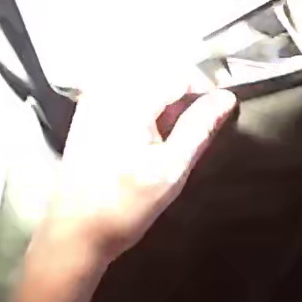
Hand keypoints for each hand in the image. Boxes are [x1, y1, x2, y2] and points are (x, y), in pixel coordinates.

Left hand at [31, 74, 236, 291]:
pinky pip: (124, 89)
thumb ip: (199, 128)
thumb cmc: (124, 207)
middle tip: (199, 122)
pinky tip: (148, 131)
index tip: (218, 111)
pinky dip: (144, 103)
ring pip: (144, 79)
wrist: (75, 230)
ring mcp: (92, 98)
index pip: (179, 72)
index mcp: (128, 100)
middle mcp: (106, 90)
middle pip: (160, 71)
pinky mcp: (86, 109)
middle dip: (184, 91)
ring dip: (165, 97)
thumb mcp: (171, 170)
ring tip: (174, 130)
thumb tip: (226, 98)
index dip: (205, 88)